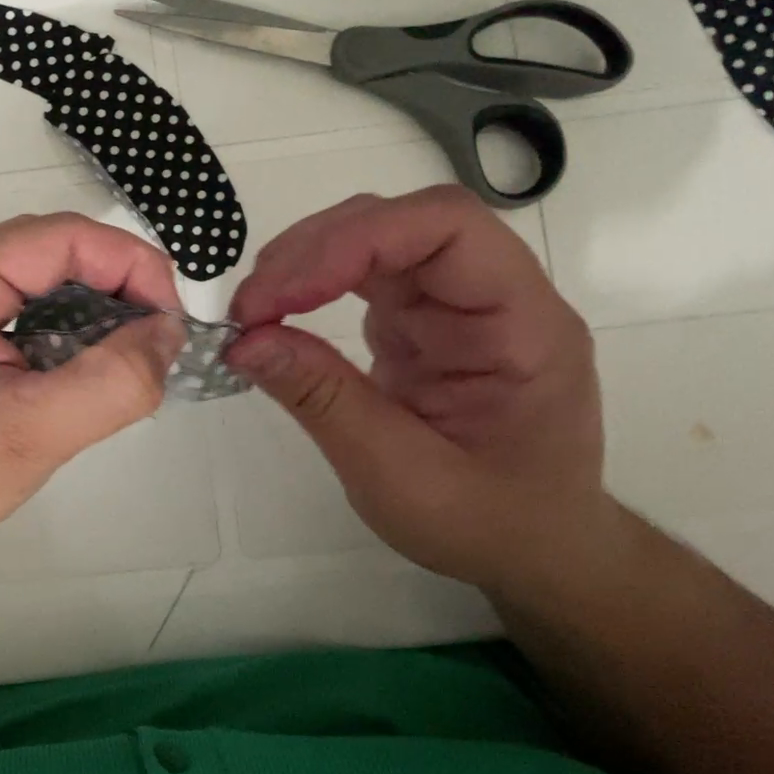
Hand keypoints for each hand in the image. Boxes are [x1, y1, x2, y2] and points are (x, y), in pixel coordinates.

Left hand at [0, 213, 186, 563]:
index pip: (58, 237)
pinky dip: (57, 330)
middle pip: (46, 251)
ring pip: (33, 280)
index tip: (171, 320)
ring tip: (125, 360)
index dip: (128, 264)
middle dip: (112, 288)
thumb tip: (168, 334)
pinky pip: (14, 308)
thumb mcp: (30, 434)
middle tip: (155, 344)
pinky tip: (80, 369)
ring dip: (87, 311)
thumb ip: (111, 382)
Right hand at [223, 188, 612, 592]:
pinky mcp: (419, 323)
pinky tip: (275, 311)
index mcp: (521, 327)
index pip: (446, 229)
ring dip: (307, 260)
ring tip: (252, 308)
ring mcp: (454, 307)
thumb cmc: (486, 524)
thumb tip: (243, 342)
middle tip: (247, 308)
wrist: (530, 551)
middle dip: (317, 250)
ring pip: (378, 240)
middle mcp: (492, 299)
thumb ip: (324, 401)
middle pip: (405, 223)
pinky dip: (311, 284)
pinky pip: (363, 277)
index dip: (354, 241)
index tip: (276, 297)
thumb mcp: (399, 477)